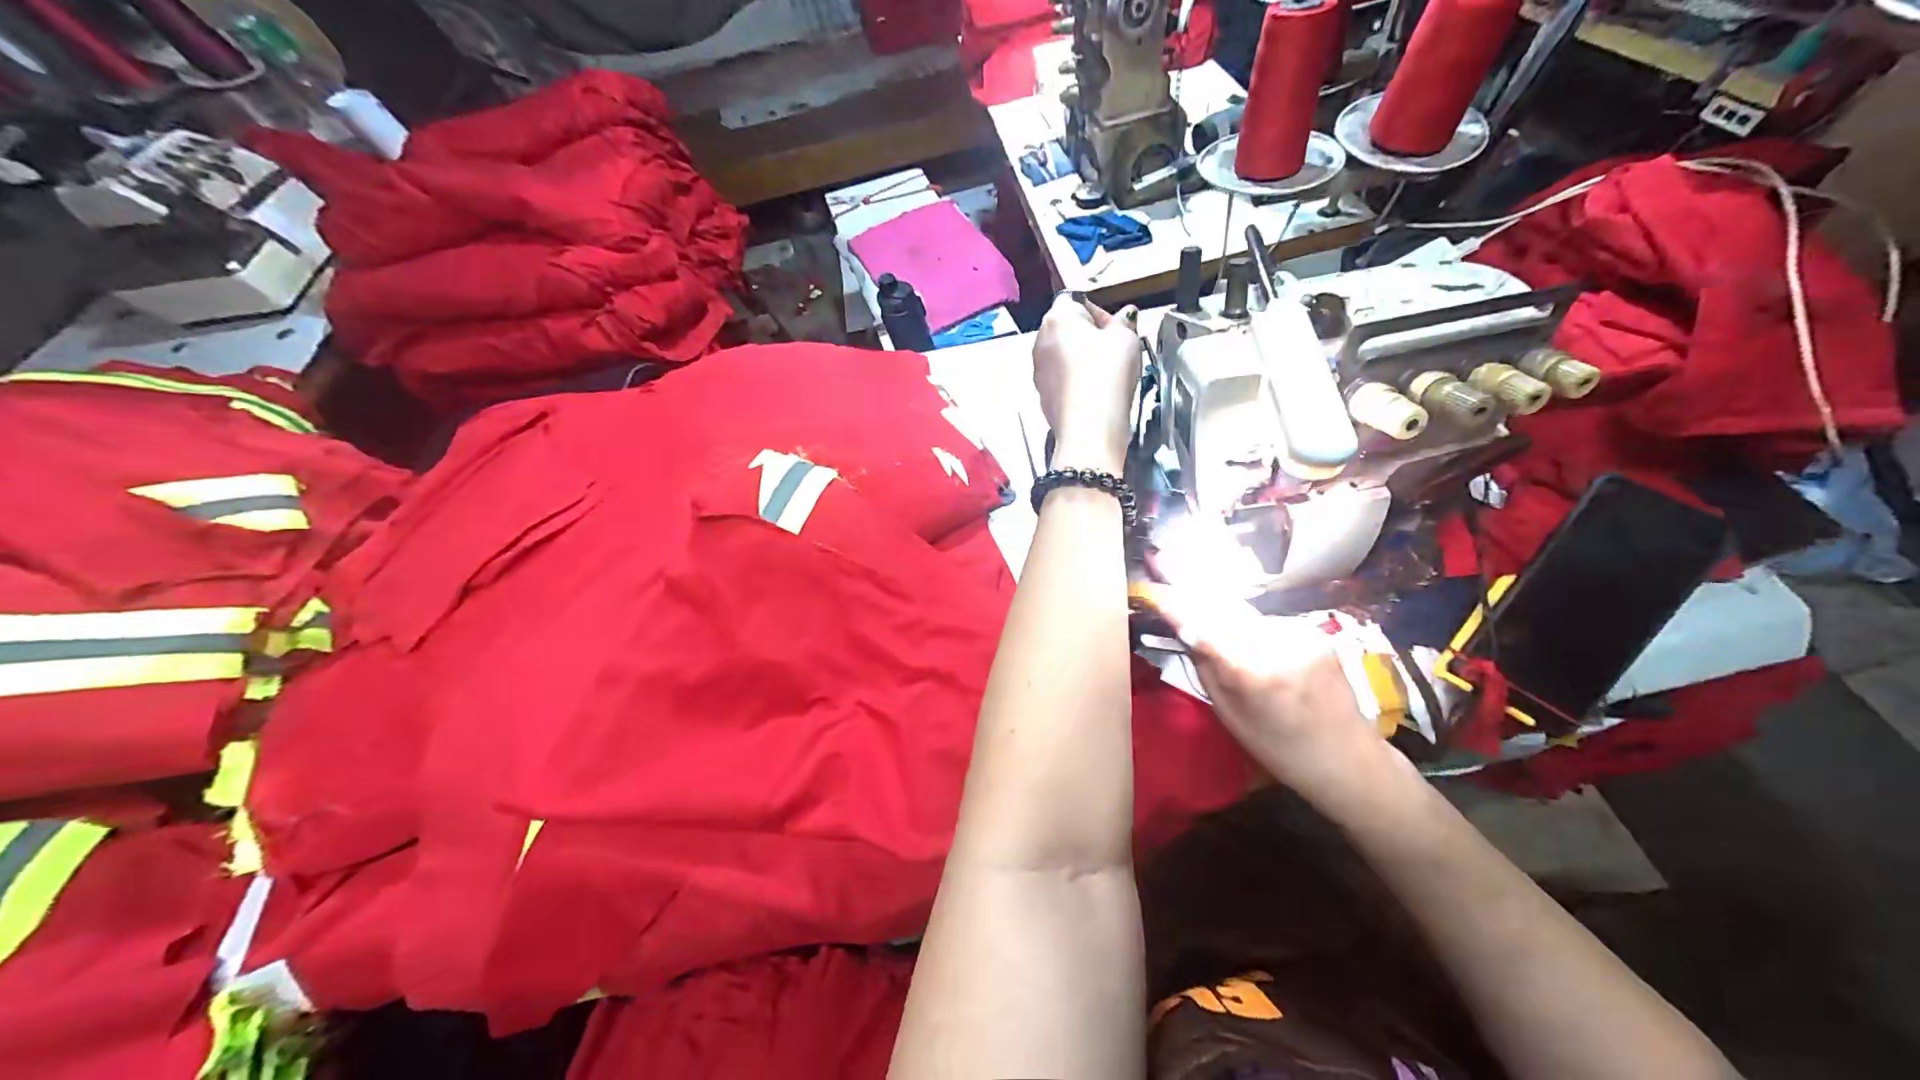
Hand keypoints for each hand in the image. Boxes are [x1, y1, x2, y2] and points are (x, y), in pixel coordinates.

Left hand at [1032, 293, 1141, 473]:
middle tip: (1116, 352)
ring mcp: (1039, 370)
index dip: (1100, 313)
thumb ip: (1124, 322)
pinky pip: (1063, 379)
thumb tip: (1124, 317)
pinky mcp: (1043, 394)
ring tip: (1108, 375)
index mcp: (1057, 318)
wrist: (1088, 429)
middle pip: (1069, 329)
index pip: (1078, 300)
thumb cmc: (1106, 377)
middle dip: (1092, 337)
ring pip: (1065, 355)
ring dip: (1085, 360)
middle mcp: (1040, 341)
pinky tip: (1095, 392)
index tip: (1117, 329)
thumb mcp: (1127, 339)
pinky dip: (1078, 381)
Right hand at [1138, 583, 1395, 806]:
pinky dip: (1257, 631)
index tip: (1153, 590)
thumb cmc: (1278, 747)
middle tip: (1179, 598)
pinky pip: (1270, 624)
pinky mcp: (1315, 632)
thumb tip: (1185, 630)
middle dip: (1201, 607)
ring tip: (1227, 641)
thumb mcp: (1229, 715)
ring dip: (1230, 621)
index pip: (1203, 625)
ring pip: (1248, 617)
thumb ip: (1207, 666)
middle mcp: (1277, 644)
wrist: (1346, 758)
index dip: (1175, 605)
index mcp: (1251, 671)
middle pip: (1225, 612)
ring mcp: (1300, 635)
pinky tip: (1261, 652)